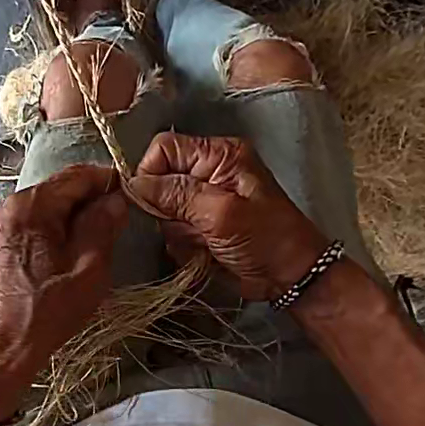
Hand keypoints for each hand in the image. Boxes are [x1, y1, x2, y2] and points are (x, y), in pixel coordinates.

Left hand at [0, 163, 128, 421]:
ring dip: (79, 214)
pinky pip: (41, 218)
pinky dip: (62, 225)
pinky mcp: (6, 237)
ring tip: (103, 237)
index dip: (109, 181)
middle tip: (121, 221)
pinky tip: (78, 246)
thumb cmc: (49, 310)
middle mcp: (12, 205)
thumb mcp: (88, 268)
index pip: (78, 175)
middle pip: (63, 187)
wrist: (9, 344)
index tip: (133, 195)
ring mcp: (6, 221)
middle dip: (94, 199)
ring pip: (54, 203)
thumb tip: (116, 198)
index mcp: (31, 206)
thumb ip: (102, 225)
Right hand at [129, 132, 327, 301]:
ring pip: (161, 210)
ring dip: (177, 231)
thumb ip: (177, 194)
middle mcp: (207, 171)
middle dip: (167, 209)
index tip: (152, 202)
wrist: (290, 277)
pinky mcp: (199, 224)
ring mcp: (202, 199)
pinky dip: (183, 244)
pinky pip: (171, 230)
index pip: (163, 148)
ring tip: (205, 241)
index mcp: (218, 155)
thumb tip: (134, 184)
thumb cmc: (266, 239)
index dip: (150, 172)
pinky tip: (205, 250)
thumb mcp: (221, 213)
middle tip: (192, 225)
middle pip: (158, 180)